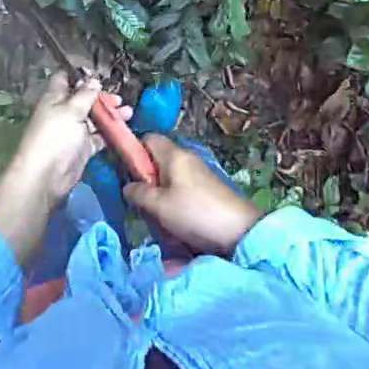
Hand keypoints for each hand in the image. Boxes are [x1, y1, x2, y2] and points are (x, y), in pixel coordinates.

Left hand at [0, 74, 129, 262]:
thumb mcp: (71, 109)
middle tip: (118, 98)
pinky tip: (124, 127)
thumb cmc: (56, 136)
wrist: (47, 176)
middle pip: (84, 99)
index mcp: (56, 98)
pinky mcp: (83, 147)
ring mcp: (74, 130)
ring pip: (94, 117)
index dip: (81, 76)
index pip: (65, 79)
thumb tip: (94, 81)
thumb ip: (85, 94)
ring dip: (111, 114)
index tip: (99, 75)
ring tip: (128, 111)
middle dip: (102, 97)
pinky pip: (99, 136)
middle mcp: (64, 112)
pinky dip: (111, 132)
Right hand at [124, 135, 262, 255]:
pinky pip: (183, 186)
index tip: (129, 174)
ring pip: (170, 175)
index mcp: (174, 154)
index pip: (148, 138)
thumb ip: (139, 193)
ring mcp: (200, 172)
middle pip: (158, 158)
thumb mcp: (159, 206)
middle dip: (147, 177)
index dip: (135, 152)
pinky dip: (175, 199)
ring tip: (158, 213)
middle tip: (142, 199)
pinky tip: (176, 219)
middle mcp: (187, 157)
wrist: (239, 230)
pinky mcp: (208, 187)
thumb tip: (129, 186)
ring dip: (161, 192)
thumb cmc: (194, 213)